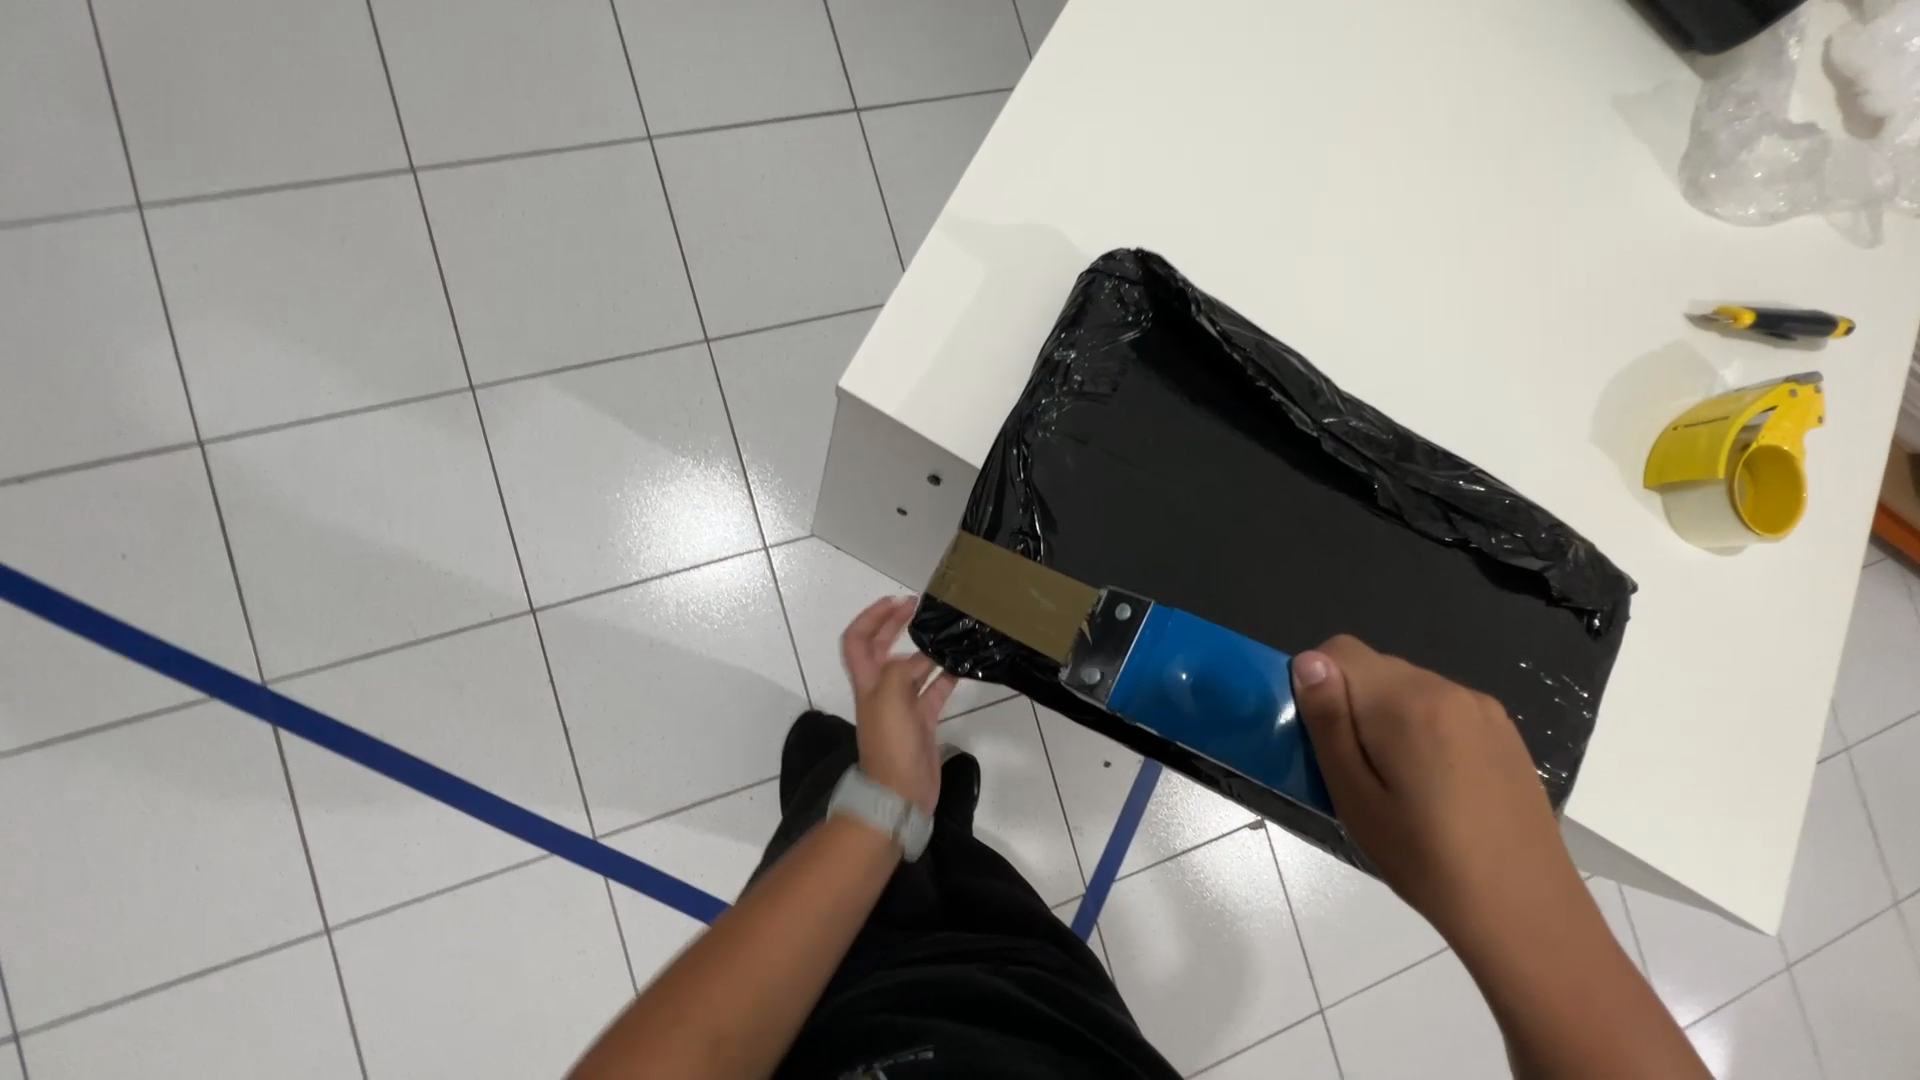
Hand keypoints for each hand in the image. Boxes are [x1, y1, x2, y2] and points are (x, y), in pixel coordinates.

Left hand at [841, 597, 958, 814]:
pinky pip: (934, 690)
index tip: (895, 601)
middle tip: (920, 606)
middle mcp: (882, 689)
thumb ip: (903, 668)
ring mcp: (903, 705)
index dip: (871, 617)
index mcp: (867, 681)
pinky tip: (961, 664)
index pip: (857, 639)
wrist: (900, 794)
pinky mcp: (922, 720)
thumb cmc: (889, 743)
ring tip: (945, 630)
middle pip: (883, 648)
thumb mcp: (890, 696)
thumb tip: (926, 656)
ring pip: (912, 667)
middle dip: (896, 624)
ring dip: (925, 647)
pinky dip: (946, 675)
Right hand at [1291, 635, 1582, 944]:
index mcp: (1405, 701)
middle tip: (1352, 769)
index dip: (1315, 685)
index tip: (1320, 738)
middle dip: (1350, 703)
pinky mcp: (1503, 731)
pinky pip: (1440, 707)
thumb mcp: (1353, 796)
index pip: (1337, 651)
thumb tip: (1308, 661)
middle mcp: (1446, 689)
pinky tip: (1433, 783)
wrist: (1525, 911)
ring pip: (1406, 687)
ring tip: (1395, 782)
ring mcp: (1481, 708)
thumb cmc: (1423, 858)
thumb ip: (1328, 722)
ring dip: (1385, 717)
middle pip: (1373, 668)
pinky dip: (1420, 728)